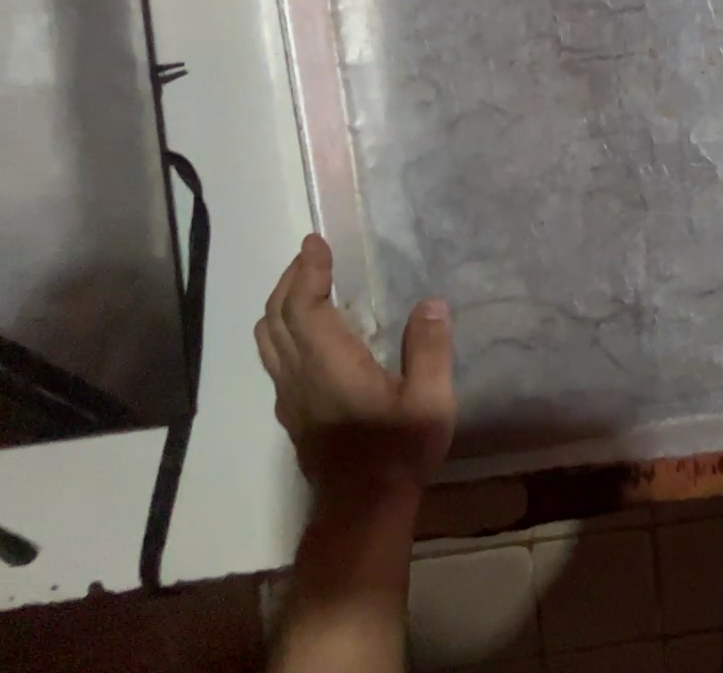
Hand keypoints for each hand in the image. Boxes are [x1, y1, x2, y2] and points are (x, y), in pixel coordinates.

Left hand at [254, 235, 456, 495]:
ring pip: (267, 339)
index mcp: (330, 366)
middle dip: (290, 281)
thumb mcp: (430, 399)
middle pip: (275, 319)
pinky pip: (276, 357)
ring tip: (305, 285)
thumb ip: (428, 349)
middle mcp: (299, 375)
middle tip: (311, 255)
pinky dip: (284, 329)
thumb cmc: (400, 450)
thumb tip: (430, 303)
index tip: (316, 242)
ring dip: (280, 305)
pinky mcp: (294, 410)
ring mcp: (291, 395)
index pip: (305, 308)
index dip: (308, 273)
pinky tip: (309, 332)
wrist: (363, 505)